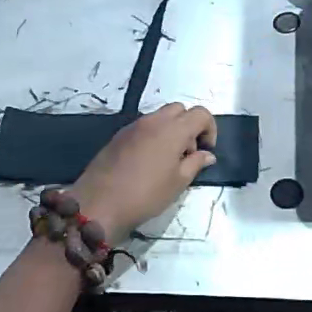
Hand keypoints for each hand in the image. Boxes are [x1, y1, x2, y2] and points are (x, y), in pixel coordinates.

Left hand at [70, 103, 217, 242]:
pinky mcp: (119, 135)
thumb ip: (196, 163)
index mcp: (173, 129)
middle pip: (180, 109)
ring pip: (160, 117)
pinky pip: (143, 127)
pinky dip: (153, 136)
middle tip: (186, 153)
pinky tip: (148, 162)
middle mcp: (154, 120)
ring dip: (170, 130)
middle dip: (189, 126)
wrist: (101, 202)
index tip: (206, 151)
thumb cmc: (147, 194)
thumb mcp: (178, 182)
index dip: (210, 129)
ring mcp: (133, 126)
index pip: (201, 113)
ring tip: (167, 160)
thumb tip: (207, 154)